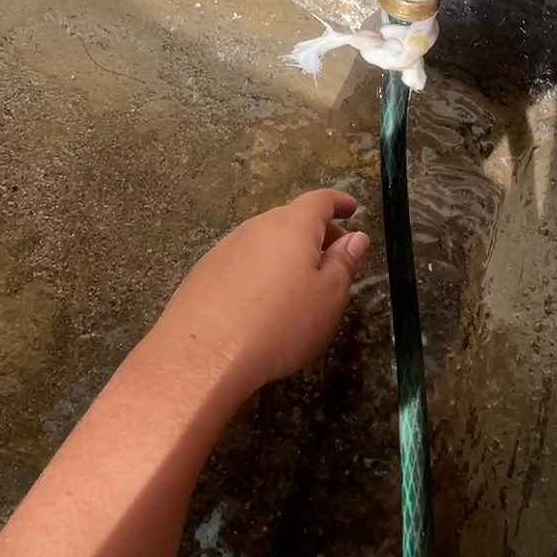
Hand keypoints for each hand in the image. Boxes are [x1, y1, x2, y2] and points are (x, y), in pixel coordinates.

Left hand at [150, 190, 369, 396]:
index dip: (339, 203)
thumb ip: (343, 263)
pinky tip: (263, 300)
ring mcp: (226, 247)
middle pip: (292, 218)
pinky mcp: (204, 272)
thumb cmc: (278, 323)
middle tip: (335, 255)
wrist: (200, 356)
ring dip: (288, 252)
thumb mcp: (328, 298)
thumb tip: (356, 237)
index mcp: (291, 225)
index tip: (352, 209)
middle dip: (317, 232)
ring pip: (266, 240)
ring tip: (301, 281)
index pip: (320, 200)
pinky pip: (244, 260)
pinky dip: (262, 268)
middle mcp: (257, 226)